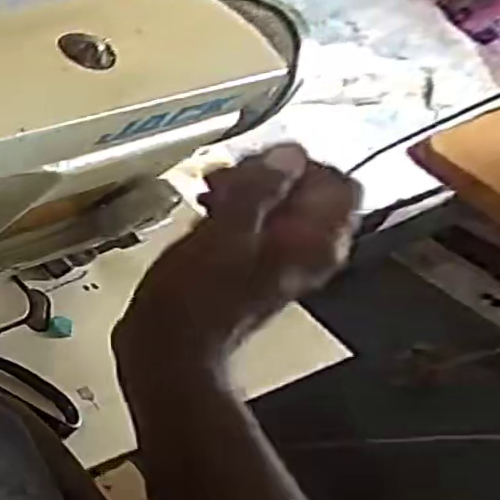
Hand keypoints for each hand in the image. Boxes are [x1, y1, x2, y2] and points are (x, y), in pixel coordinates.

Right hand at [115, 144, 360, 369]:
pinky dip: (234, 217)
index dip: (290, 163)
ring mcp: (280, 266)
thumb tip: (287, 153)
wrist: (167, 347)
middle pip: (308, 195)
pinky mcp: (250, 274)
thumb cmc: (190, 295)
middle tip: (217, 177)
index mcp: (314, 242)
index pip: (333, 180)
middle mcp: (309, 253)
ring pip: (279, 213)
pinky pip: (256, 232)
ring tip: (205, 194)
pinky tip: (202, 219)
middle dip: (265, 178)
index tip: (241, 162)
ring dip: (246, 196)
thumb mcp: (220, 235)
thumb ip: (257, 192)